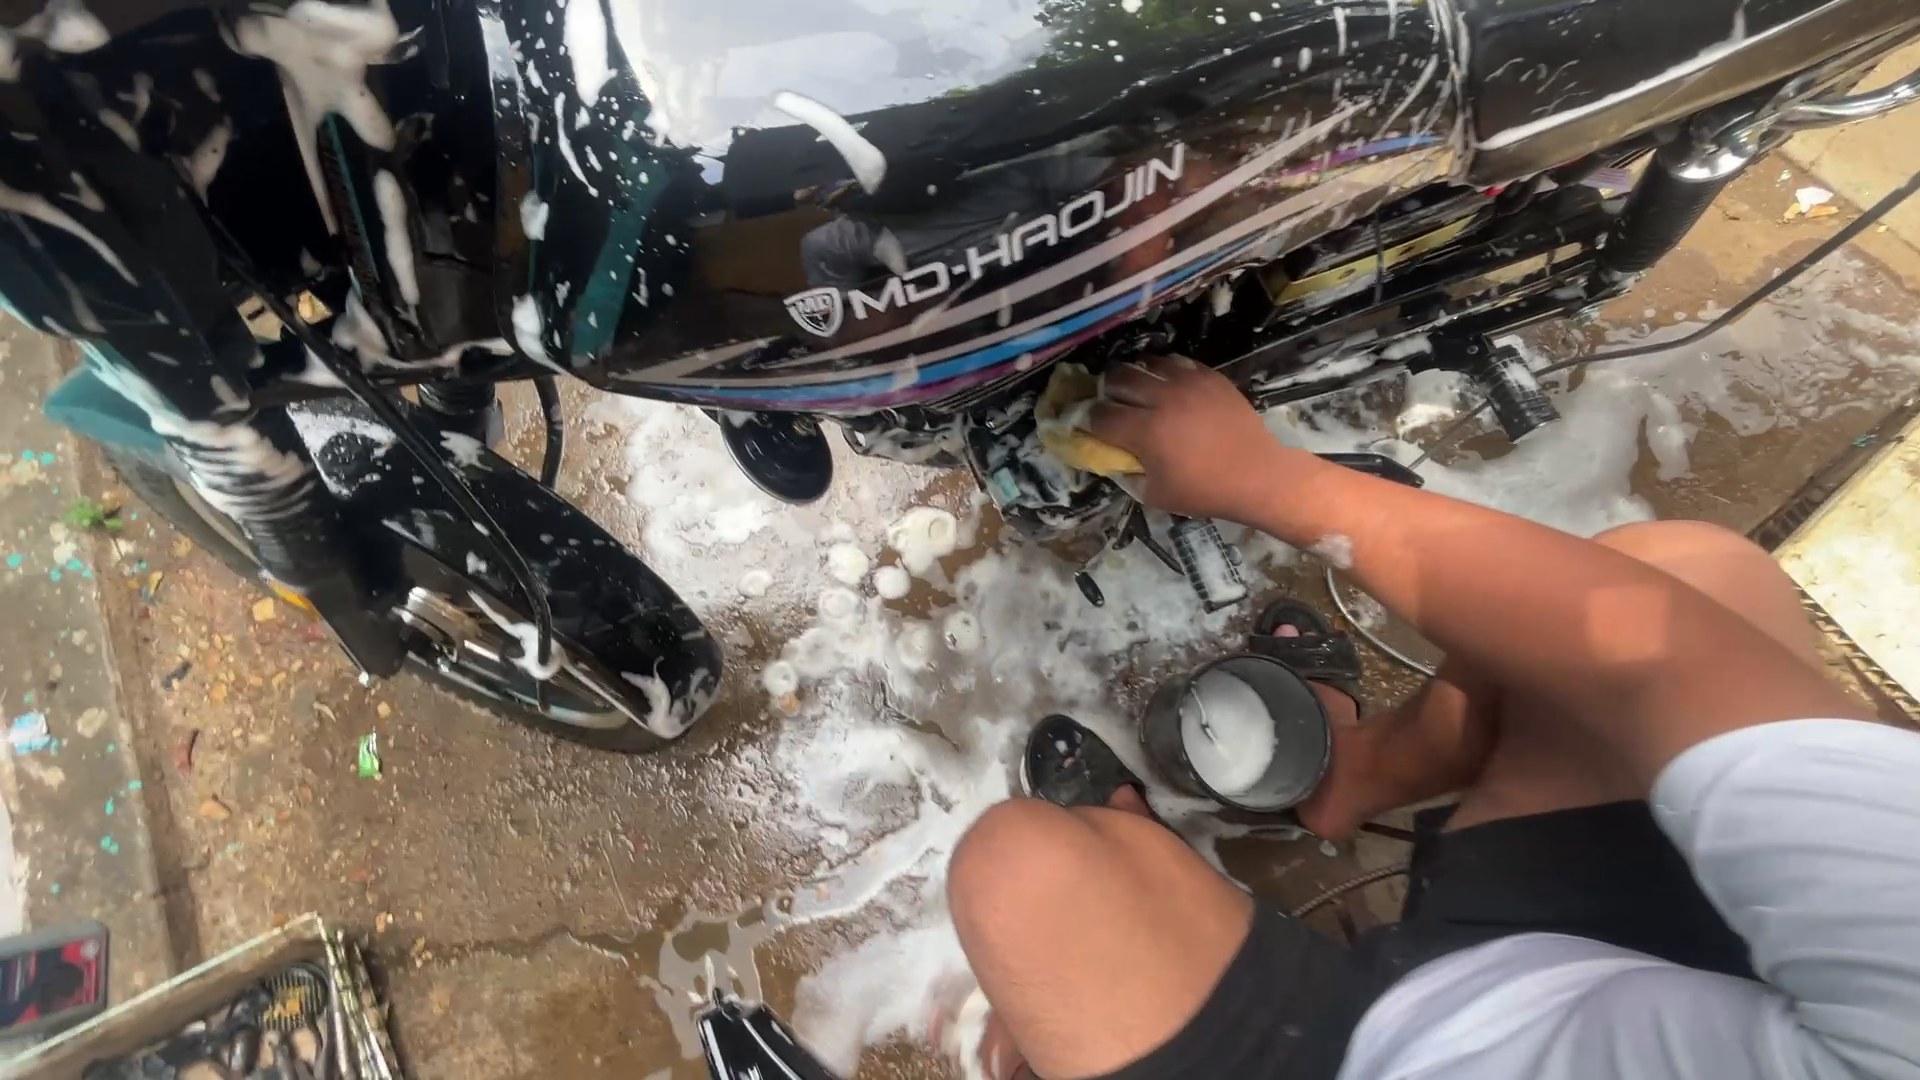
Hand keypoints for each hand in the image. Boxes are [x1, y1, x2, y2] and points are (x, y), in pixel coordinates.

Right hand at [1090, 355, 1289, 521]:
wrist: (1256, 474)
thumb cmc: (1204, 490)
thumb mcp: (1155, 494)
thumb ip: (1127, 475)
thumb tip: (1112, 458)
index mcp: (1145, 431)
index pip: (1101, 415)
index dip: (1089, 419)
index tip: (1089, 423)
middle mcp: (1163, 399)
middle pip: (1119, 378)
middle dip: (1106, 388)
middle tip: (1108, 399)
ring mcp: (1188, 383)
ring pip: (1147, 362)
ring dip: (1134, 373)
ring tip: (1136, 386)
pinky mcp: (1209, 377)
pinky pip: (1177, 362)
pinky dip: (1164, 370)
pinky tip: (1166, 383)